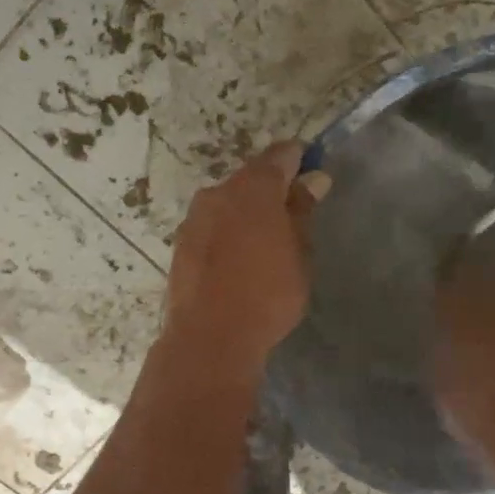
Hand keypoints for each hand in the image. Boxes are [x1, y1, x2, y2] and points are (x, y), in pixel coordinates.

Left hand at [165, 141, 327, 369]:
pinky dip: (228, 234)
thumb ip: (302, 212)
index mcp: (253, 188)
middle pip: (250, 179)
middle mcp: (218, 192)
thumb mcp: (299, 254)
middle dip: (271, 191)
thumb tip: (313, 179)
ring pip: (227, 204)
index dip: (299, 160)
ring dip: (246, 214)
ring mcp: (194, 218)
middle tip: (292, 218)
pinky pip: (212, 228)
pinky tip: (238, 262)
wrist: (210, 337)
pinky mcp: (180, 244)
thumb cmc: (268, 294)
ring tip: (265, 246)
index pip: (280, 156)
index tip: (313, 173)